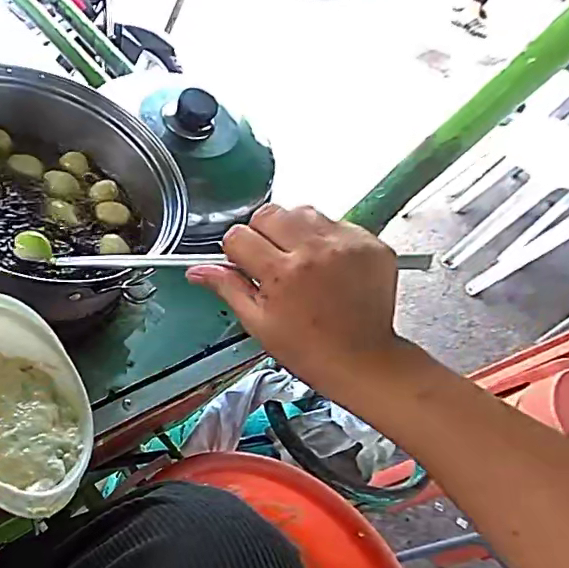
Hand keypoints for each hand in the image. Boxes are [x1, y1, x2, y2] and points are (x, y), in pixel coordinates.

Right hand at [186, 204, 420, 401]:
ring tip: (296, 258)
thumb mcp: (255, 320)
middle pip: (270, 213)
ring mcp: (348, 244)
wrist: (358, 356)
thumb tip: (197, 270)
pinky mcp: (371, 243)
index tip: (241, 263)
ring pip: (304, 211)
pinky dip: (323, 236)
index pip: (239, 235)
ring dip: (292, 228)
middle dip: (260, 232)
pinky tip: (322, 263)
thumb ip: (226, 286)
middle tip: (267, 258)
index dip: (234, 249)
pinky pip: (336, 222)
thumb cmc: (305, 346)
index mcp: (282, 273)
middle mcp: (316, 251)